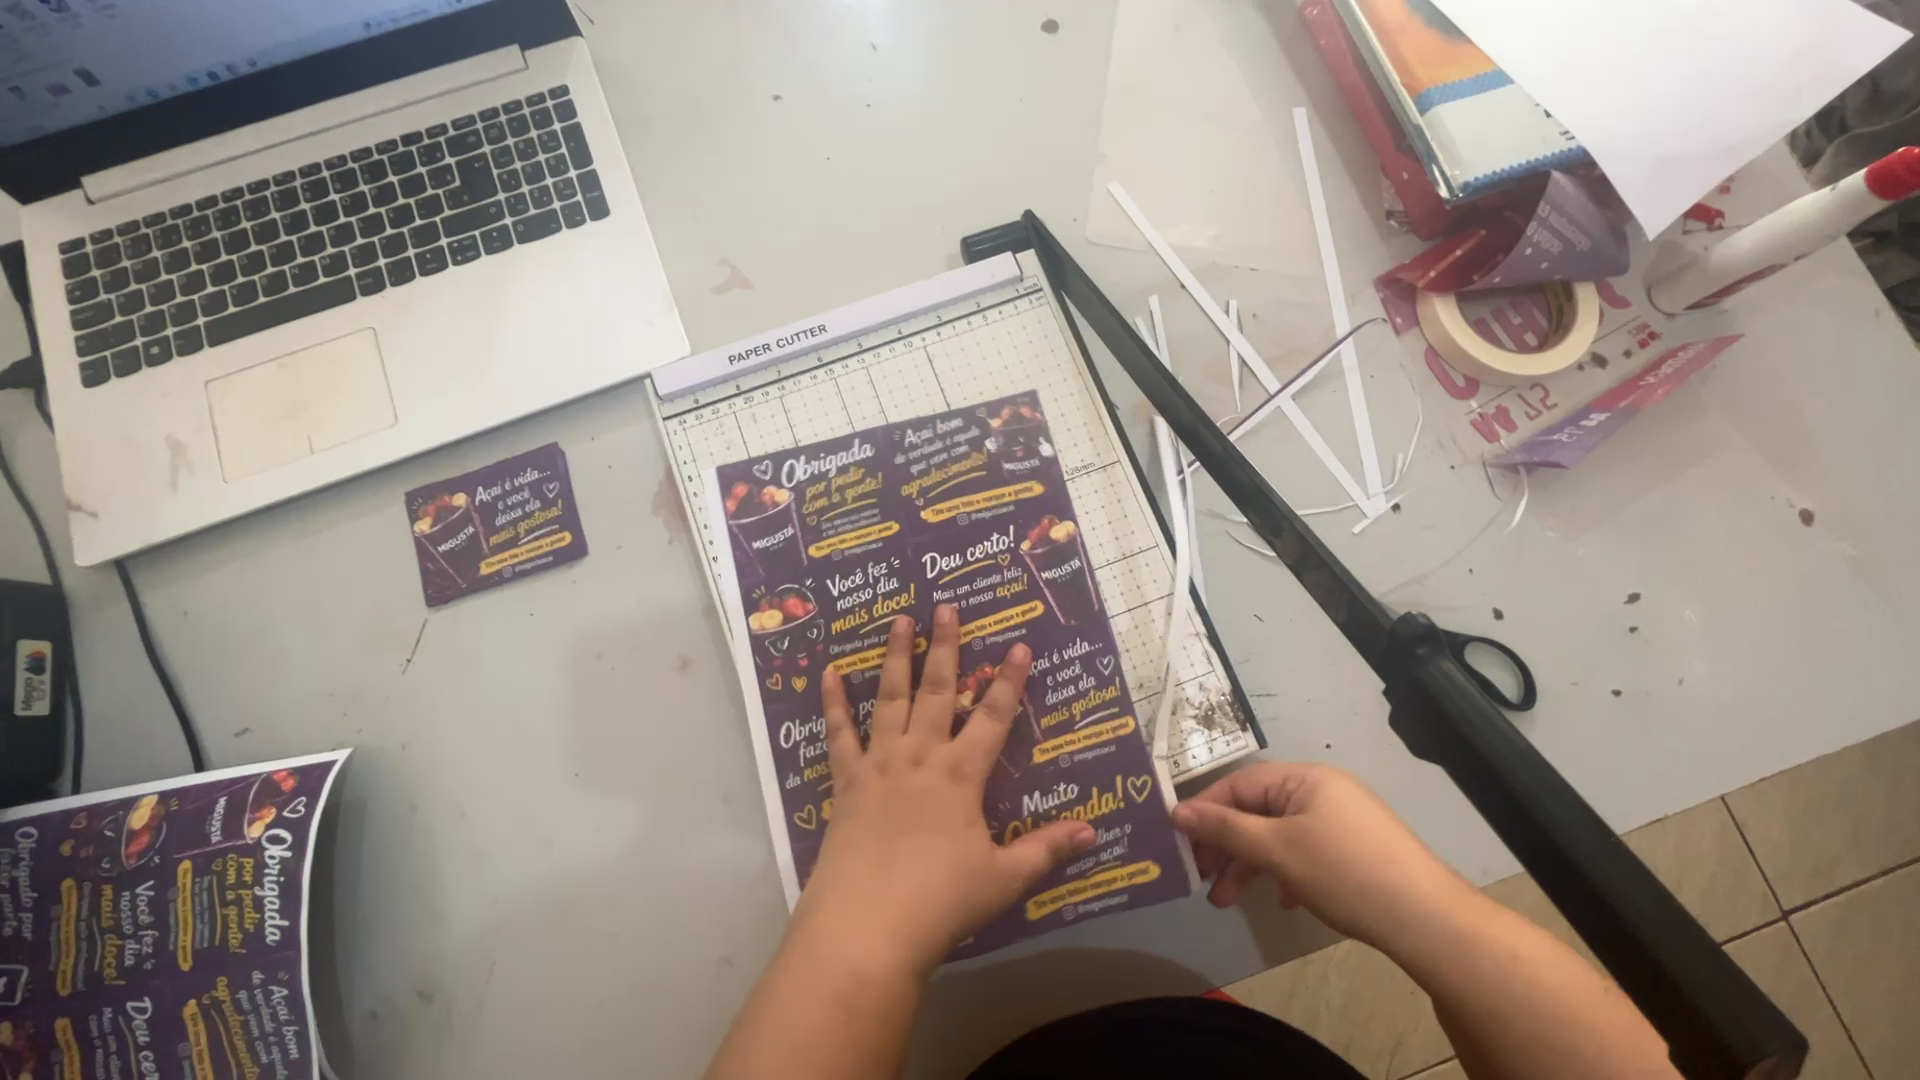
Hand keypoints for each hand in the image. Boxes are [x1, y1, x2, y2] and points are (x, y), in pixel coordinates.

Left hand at [795, 605, 1096, 976]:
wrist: (866, 927)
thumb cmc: (940, 902)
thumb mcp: (1003, 879)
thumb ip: (1046, 850)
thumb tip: (1094, 831)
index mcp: (962, 775)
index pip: (995, 717)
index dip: (1009, 681)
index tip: (1018, 645)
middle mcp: (921, 756)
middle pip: (938, 692)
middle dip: (946, 647)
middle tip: (946, 607)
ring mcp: (879, 765)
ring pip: (889, 699)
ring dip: (895, 657)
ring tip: (899, 620)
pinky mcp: (846, 782)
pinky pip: (838, 734)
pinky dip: (833, 702)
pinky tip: (828, 672)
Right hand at [1171, 762, 1473, 948]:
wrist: (1427, 920)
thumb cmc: (1344, 873)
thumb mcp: (1277, 850)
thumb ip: (1225, 829)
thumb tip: (1176, 810)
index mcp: (1304, 779)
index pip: (1239, 785)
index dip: (1205, 810)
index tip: (1177, 839)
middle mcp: (1321, 791)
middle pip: (1257, 811)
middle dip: (1226, 846)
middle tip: (1201, 877)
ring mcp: (1341, 820)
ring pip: (1278, 835)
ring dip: (1250, 866)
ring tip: (1226, 901)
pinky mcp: (1355, 850)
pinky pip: (1304, 851)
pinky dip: (1283, 872)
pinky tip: (1283, 901)